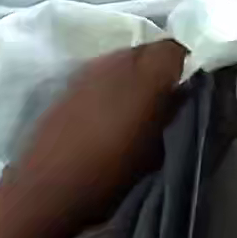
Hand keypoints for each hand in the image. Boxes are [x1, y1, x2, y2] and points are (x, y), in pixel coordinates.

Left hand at [7, 40, 187, 227]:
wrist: (45, 189)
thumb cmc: (108, 176)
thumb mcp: (154, 151)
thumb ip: (170, 114)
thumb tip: (181, 94)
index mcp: (146, 77)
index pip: (177, 49)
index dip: (187, 63)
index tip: (191, 84)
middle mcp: (119, 61)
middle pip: (150, 48)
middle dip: (162, 65)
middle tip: (168, 93)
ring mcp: (91, 68)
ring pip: (125, 56)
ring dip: (137, 72)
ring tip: (140, 101)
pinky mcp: (71, 80)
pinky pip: (104, 69)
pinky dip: (114, 81)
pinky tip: (111, 106)